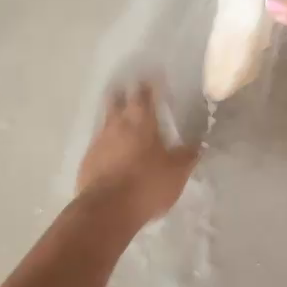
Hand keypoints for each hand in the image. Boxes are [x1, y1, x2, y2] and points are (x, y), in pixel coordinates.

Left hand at [75, 81, 200, 224]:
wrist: (106, 211)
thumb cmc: (146, 185)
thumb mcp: (176, 172)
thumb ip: (188, 156)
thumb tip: (199, 143)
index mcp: (142, 120)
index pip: (147, 92)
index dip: (151, 83)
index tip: (155, 76)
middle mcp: (118, 123)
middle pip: (119, 97)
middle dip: (126, 91)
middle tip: (132, 89)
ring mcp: (99, 140)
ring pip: (106, 117)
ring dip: (113, 114)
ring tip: (121, 117)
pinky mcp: (87, 159)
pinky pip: (98, 142)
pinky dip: (105, 141)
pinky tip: (110, 150)